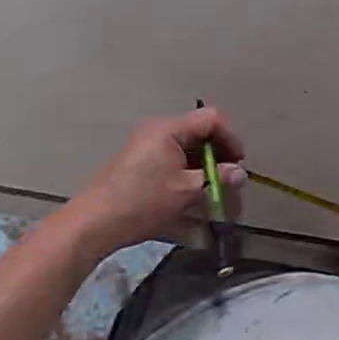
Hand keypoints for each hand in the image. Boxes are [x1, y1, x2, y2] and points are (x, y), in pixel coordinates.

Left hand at [64, 107, 244, 254]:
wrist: (97, 220)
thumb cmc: (144, 201)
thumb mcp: (186, 190)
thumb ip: (216, 178)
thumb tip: (240, 174)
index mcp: (169, 128)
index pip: (210, 119)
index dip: (229, 138)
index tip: (238, 163)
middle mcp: (157, 129)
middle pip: (198, 132)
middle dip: (217, 155)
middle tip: (228, 180)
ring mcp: (146, 144)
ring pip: (185, 147)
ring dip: (202, 166)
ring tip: (211, 191)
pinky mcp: (139, 161)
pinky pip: (171, 158)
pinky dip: (185, 172)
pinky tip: (190, 195)